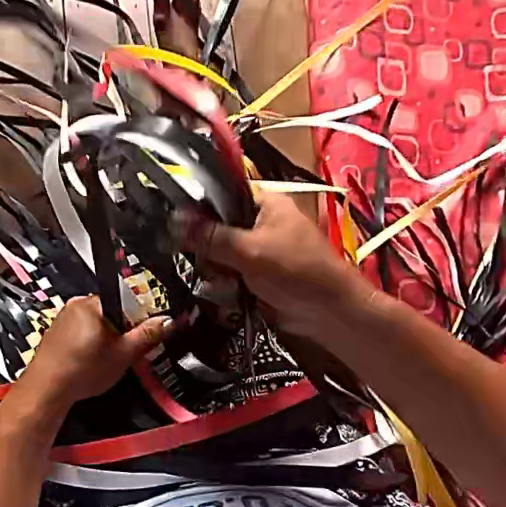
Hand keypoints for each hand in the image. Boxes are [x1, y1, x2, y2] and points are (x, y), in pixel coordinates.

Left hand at [11, 297, 172, 410]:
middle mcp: (77, 304)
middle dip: (123, 330)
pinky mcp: (56, 332)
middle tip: (128, 352)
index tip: (146, 336)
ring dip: (107, 338)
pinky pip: (82, 331)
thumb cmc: (83, 370)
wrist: (46, 390)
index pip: (128, 300)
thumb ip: (147, 335)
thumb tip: (168, 321)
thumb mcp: (123, 354)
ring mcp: (64, 318)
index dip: (141, 319)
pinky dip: (91, 343)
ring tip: (108, 360)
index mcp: (93, 302)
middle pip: (112, 311)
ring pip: (97, 322)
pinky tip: (91, 362)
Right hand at [179, 193, 377, 341]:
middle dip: (209, 249)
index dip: (201, 208)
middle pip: (217, 228)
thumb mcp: (250, 251)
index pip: (223, 194)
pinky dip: (226, 285)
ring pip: (220, 255)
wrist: (329, 312)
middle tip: (209, 262)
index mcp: (265, 203)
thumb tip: (176, 222)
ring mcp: (259, 250)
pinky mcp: (258, 275)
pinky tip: (228, 294)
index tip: (182, 225)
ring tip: (224, 283)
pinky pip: (230, 275)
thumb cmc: (298, 271)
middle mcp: (261, 223)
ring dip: (217, 271)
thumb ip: (211, 237)